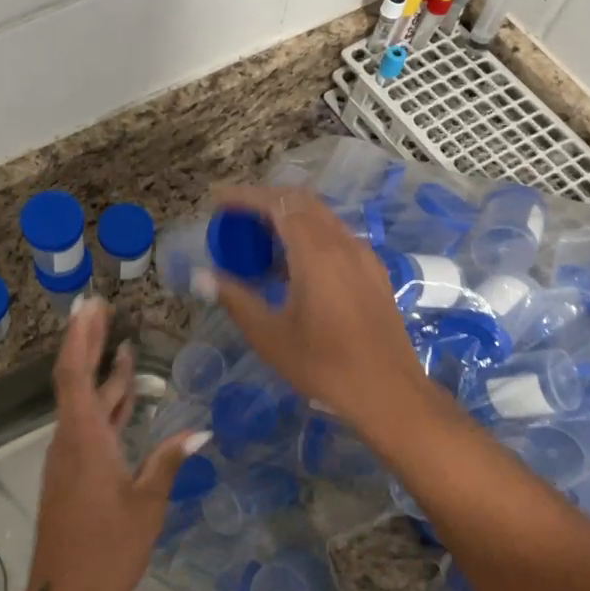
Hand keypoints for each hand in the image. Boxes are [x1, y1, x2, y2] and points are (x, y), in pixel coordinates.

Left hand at [30, 296, 207, 590]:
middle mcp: (69, 443)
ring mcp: (68, 461)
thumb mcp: (146, 506)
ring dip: (100, 375)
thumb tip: (199, 431)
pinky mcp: (73, 478)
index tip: (89, 307)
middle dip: (89, 344)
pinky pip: (88, 428)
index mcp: (83, 441)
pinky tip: (124, 402)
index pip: (74, 375)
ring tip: (123, 346)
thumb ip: (167, 463)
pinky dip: (105, 406)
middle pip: (76, 381)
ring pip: (83, 406)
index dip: (80, 338)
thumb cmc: (107, 552)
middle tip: (103, 309)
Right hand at [205, 185, 448, 434]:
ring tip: (258, 242)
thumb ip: (235, 298)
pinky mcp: (374, 274)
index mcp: (316, 254)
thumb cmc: (324, 366)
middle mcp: (343, 244)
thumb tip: (201, 276)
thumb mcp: (269, 335)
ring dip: (288, 219)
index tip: (217, 200)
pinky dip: (308, 236)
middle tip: (234, 218)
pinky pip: (337, 238)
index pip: (278, 204)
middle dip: (265, 202)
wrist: (389, 393)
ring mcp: (364, 257)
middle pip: (302, 202)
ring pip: (322, 218)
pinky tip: (292, 266)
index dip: (244, 197)